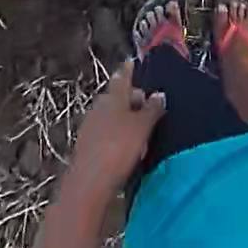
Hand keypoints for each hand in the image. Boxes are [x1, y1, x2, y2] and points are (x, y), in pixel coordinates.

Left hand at [63, 60, 165, 196]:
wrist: (88, 184)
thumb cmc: (118, 148)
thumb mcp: (142, 127)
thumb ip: (152, 108)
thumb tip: (159, 93)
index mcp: (113, 96)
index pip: (123, 76)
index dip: (131, 70)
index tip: (136, 63)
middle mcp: (99, 105)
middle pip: (119, 96)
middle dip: (134, 98)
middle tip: (151, 105)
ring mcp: (91, 125)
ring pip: (113, 114)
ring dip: (127, 118)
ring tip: (144, 130)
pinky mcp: (88, 144)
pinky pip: (107, 131)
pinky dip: (119, 133)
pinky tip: (129, 147)